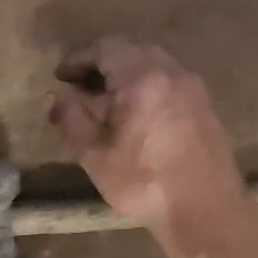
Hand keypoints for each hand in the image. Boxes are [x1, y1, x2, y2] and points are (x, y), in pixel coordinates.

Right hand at [48, 39, 246, 231]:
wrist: (204, 208)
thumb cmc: (141, 179)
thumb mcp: (92, 152)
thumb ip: (69, 118)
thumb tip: (53, 97)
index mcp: (142, 79)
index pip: (106, 49)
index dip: (79, 58)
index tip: (60, 76)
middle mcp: (171, 73)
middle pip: (132, 50)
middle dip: (101, 62)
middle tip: (77, 85)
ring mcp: (192, 88)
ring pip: (153, 63)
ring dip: (124, 72)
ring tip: (102, 99)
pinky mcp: (203, 105)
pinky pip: (168, 80)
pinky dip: (144, 84)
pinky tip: (131, 112)